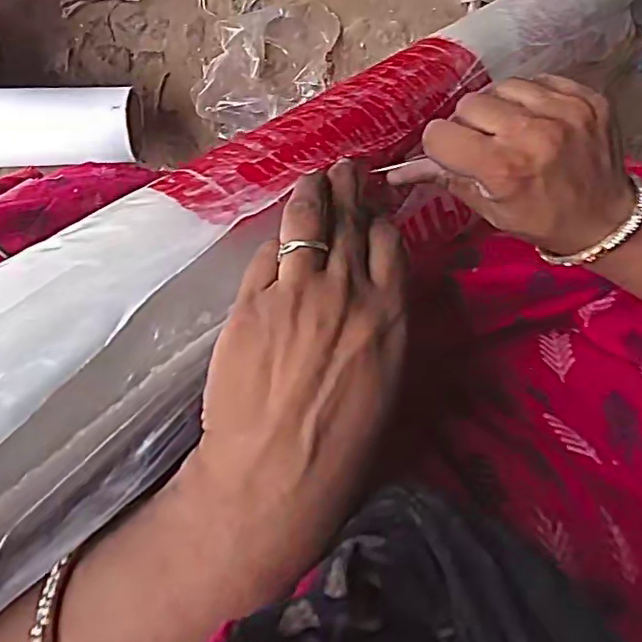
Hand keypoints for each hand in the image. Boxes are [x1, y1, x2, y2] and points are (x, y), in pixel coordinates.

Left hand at [188, 161, 408, 531]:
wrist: (275, 473)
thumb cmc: (343, 437)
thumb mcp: (386, 372)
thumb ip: (383, 317)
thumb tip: (376, 282)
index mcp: (388, 311)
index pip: (388, 240)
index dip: (379, 215)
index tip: (373, 205)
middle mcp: (347, 291)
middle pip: (349, 221)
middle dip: (349, 187)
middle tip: (347, 168)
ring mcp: (298, 292)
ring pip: (308, 222)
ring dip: (313, 193)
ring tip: (315, 178)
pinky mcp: (254, 302)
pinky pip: (269, 254)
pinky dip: (278, 237)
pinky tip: (280, 226)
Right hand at [388, 75, 635, 256]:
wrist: (607, 219)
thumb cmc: (543, 220)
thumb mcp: (490, 210)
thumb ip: (446, 178)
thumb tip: (398, 169)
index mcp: (505, 169)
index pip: (441, 133)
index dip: (442, 145)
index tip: (454, 153)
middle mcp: (533, 134)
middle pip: (469, 104)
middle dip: (470, 125)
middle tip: (487, 144)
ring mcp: (565, 111)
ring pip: (502, 86)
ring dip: (500, 106)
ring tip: (514, 129)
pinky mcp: (586, 98)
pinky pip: (538, 80)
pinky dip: (531, 98)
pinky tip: (538, 119)